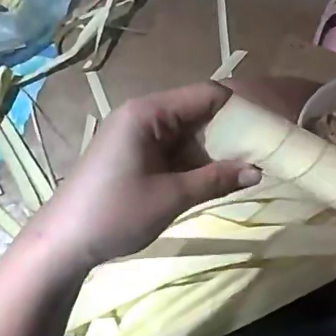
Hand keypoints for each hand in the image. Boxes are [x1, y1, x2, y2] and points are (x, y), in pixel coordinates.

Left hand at [20, 83, 259, 268]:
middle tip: (266, 151)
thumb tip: (257, 171)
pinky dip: (194, 160)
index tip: (271, 128)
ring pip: (186, 132)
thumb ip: (215, 179)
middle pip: (196, 111)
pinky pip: (171, 148)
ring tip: (249, 166)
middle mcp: (141, 115)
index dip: (240, 108)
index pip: (205, 94)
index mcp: (147, 113)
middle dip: (230, 130)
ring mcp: (135, 135)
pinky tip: (217, 177)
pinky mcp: (132, 155)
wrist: (64, 241)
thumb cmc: (115, 213)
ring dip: (214, 149)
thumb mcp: (171, 197)